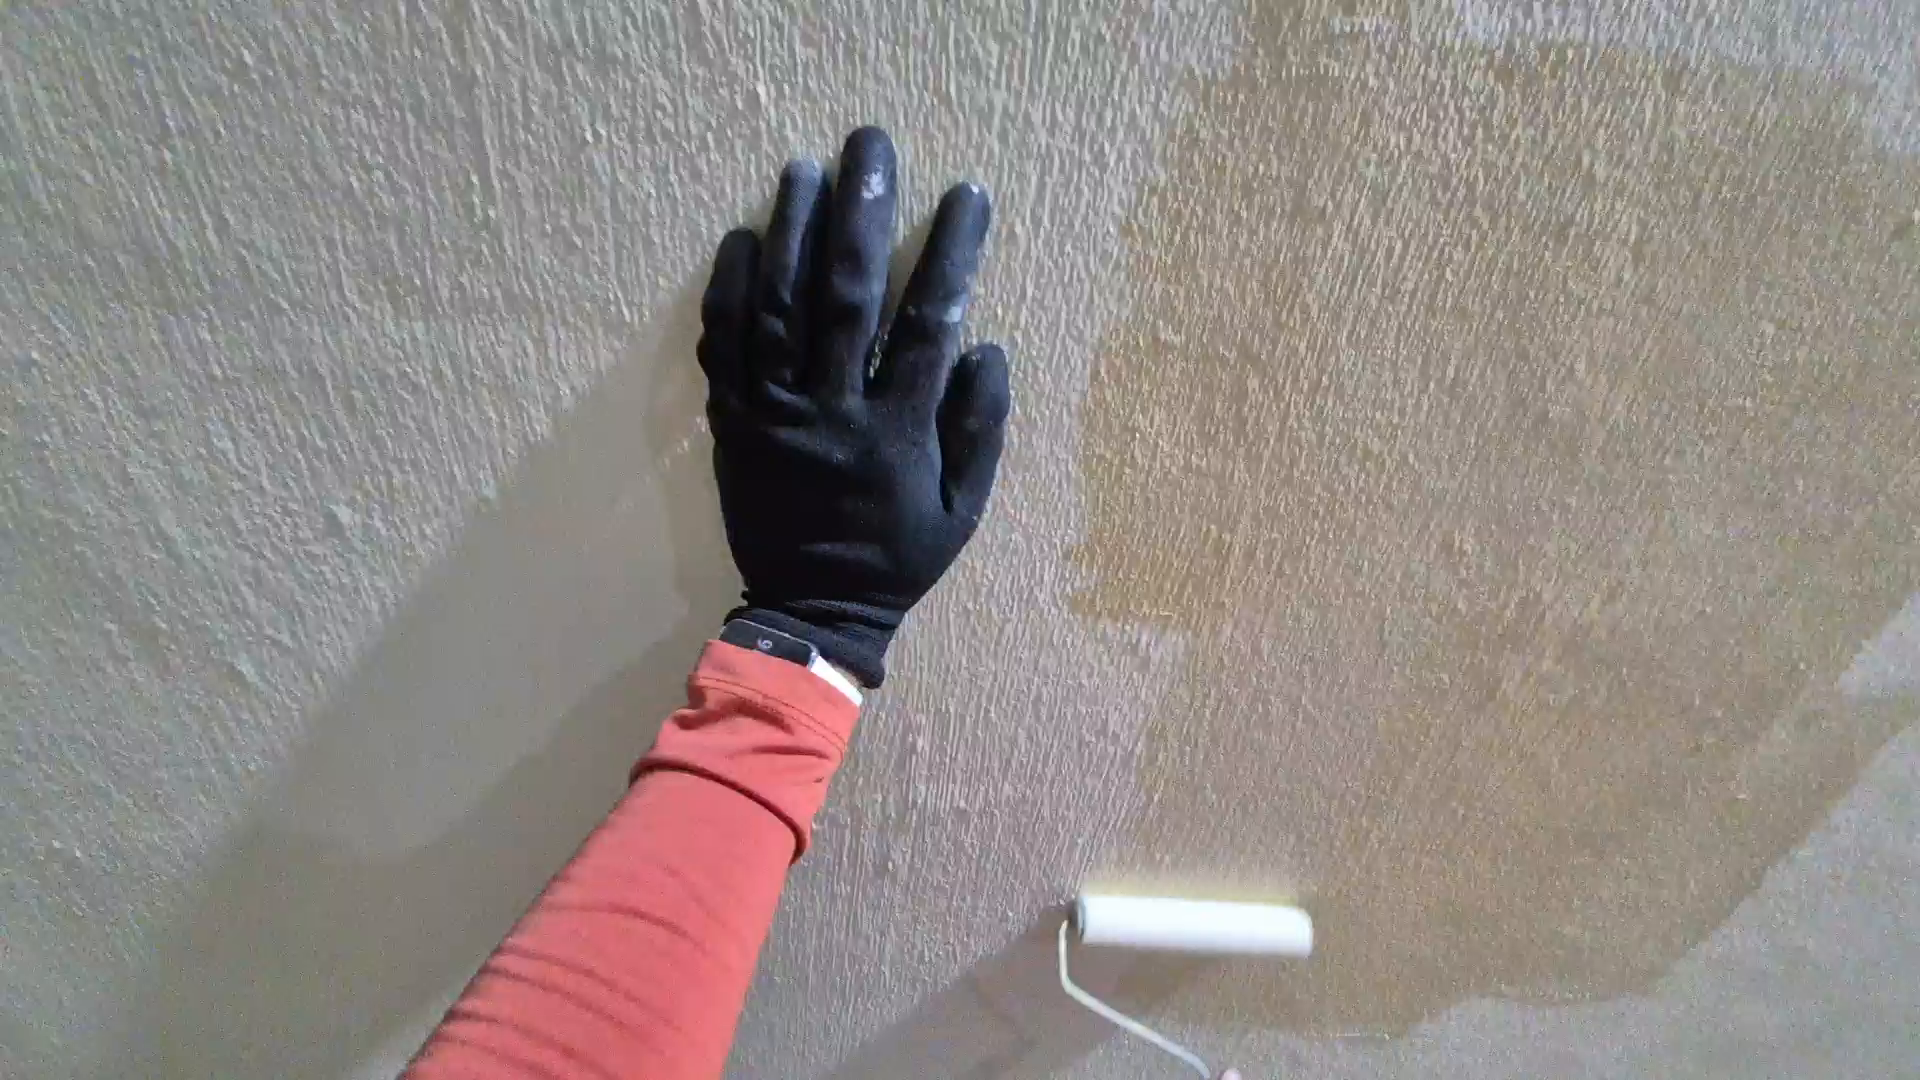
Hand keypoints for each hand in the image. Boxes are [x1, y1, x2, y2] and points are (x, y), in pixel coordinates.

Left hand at [697, 127, 1009, 687]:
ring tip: (804, 170)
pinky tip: (742, 240)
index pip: (928, 324)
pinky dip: (730, 291)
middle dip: (861, 214)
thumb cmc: (896, 560)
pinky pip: (725, 349)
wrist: (811, 610)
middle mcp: (833, 412)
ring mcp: (774, 416)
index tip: (966, 197)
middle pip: (844, 298)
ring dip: (791, 233)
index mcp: (898, 432)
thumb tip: (988, 349)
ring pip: (778, 310)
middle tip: (869, 145)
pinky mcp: (734, 425)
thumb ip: (981, 432)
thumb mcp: (963, 512)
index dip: (949, 255)